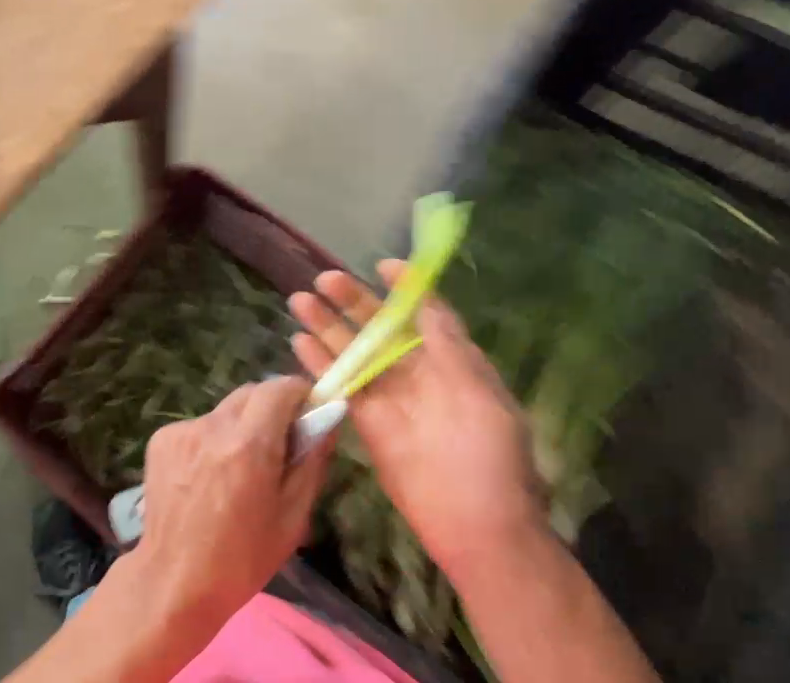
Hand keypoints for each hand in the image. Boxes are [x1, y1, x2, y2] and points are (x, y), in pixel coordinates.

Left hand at [132, 376, 330, 629]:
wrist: (175, 579)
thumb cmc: (243, 558)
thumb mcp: (292, 517)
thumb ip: (311, 461)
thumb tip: (327, 420)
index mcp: (248, 444)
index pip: (278, 387)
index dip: (299, 394)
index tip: (310, 413)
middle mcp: (211, 426)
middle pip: (249, 394)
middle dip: (270, 410)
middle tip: (279, 447)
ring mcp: (181, 431)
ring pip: (223, 412)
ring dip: (239, 429)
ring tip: (238, 473)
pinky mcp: (160, 439)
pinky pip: (197, 428)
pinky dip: (211, 442)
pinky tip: (207, 480)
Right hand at [288, 262, 546, 581]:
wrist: (478, 523)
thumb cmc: (490, 455)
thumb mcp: (479, 392)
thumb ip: (447, 345)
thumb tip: (424, 302)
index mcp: (452, 362)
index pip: (424, 314)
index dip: (403, 289)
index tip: (382, 266)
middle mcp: (418, 373)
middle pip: (380, 328)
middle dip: (353, 302)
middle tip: (325, 278)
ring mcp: (390, 397)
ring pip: (354, 351)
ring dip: (327, 326)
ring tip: (300, 300)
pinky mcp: (366, 421)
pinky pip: (341, 384)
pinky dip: (320, 363)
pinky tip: (298, 340)